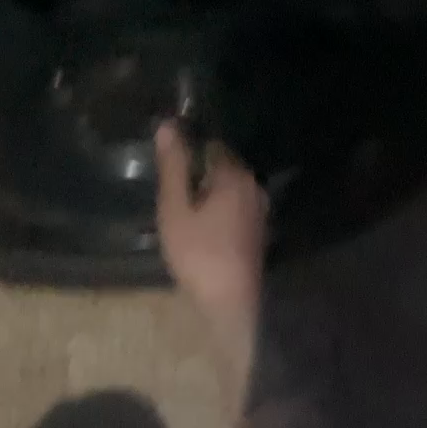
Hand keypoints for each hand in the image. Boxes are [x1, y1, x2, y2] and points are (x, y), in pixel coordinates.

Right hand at [154, 122, 268, 324]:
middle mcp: (253, 186)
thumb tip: (167, 124)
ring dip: (208, 200)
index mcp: (234, 175)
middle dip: (198, 178)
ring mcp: (259, 211)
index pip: (209, 145)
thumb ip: (173, 167)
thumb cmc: (198, 255)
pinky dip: (218, 216)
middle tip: (172, 203)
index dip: (187, 156)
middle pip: (221, 168)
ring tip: (184, 220)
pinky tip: (203, 235)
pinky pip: (234, 211)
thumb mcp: (175, 210)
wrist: (231, 303)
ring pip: (228, 192)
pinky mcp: (257, 233)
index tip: (168, 178)